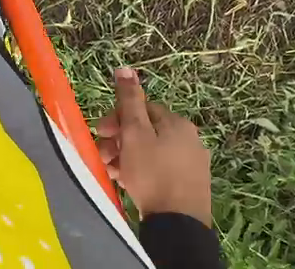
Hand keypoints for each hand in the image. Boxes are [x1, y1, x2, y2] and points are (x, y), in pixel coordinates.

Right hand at [94, 67, 211, 225]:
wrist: (178, 226)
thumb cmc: (152, 172)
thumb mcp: (134, 132)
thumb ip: (129, 100)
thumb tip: (125, 68)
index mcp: (178, 123)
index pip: (141, 109)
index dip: (117, 118)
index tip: (101, 132)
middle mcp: (190, 140)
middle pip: (145, 130)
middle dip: (119, 139)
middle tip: (102, 153)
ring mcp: (193, 165)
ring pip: (150, 151)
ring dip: (126, 156)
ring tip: (110, 170)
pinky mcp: (190, 187)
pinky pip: (160, 169)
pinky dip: (141, 171)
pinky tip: (126, 182)